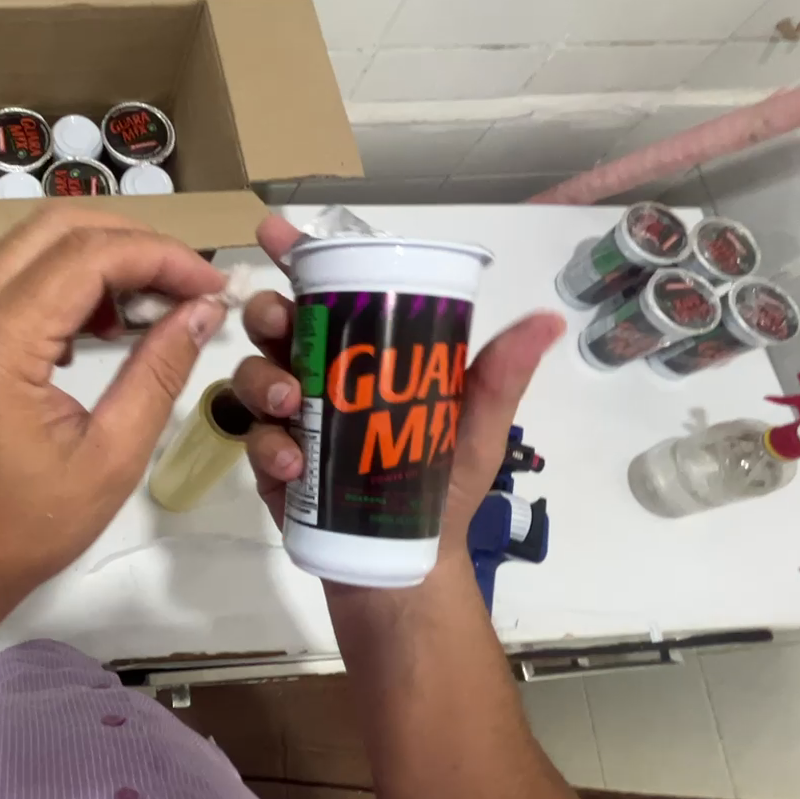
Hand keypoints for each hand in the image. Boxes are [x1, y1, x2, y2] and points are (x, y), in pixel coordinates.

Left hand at [0, 204, 227, 605]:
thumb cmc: (30, 525)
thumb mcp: (112, 456)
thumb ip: (158, 373)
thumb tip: (203, 311)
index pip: (85, 257)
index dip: (160, 258)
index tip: (212, 287)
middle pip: (54, 228)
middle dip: (132, 242)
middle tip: (187, 284)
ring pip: (34, 246)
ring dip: (100, 258)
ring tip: (153, 305)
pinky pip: (18, 279)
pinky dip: (69, 283)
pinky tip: (104, 327)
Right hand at [230, 215, 564, 569]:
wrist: (401, 565)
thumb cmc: (440, 490)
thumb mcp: (473, 430)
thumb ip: (496, 378)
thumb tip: (546, 319)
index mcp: (362, 359)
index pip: (326, 297)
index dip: (295, 259)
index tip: (273, 233)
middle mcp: (318, 379)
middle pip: (275, 327)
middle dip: (268, 316)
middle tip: (278, 326)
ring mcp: (289, 420)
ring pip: (252, 377)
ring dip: (262, 383)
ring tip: (289, 410)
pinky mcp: (270, 461)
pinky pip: (253, 440)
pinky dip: (267, 447)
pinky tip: (291, 466)